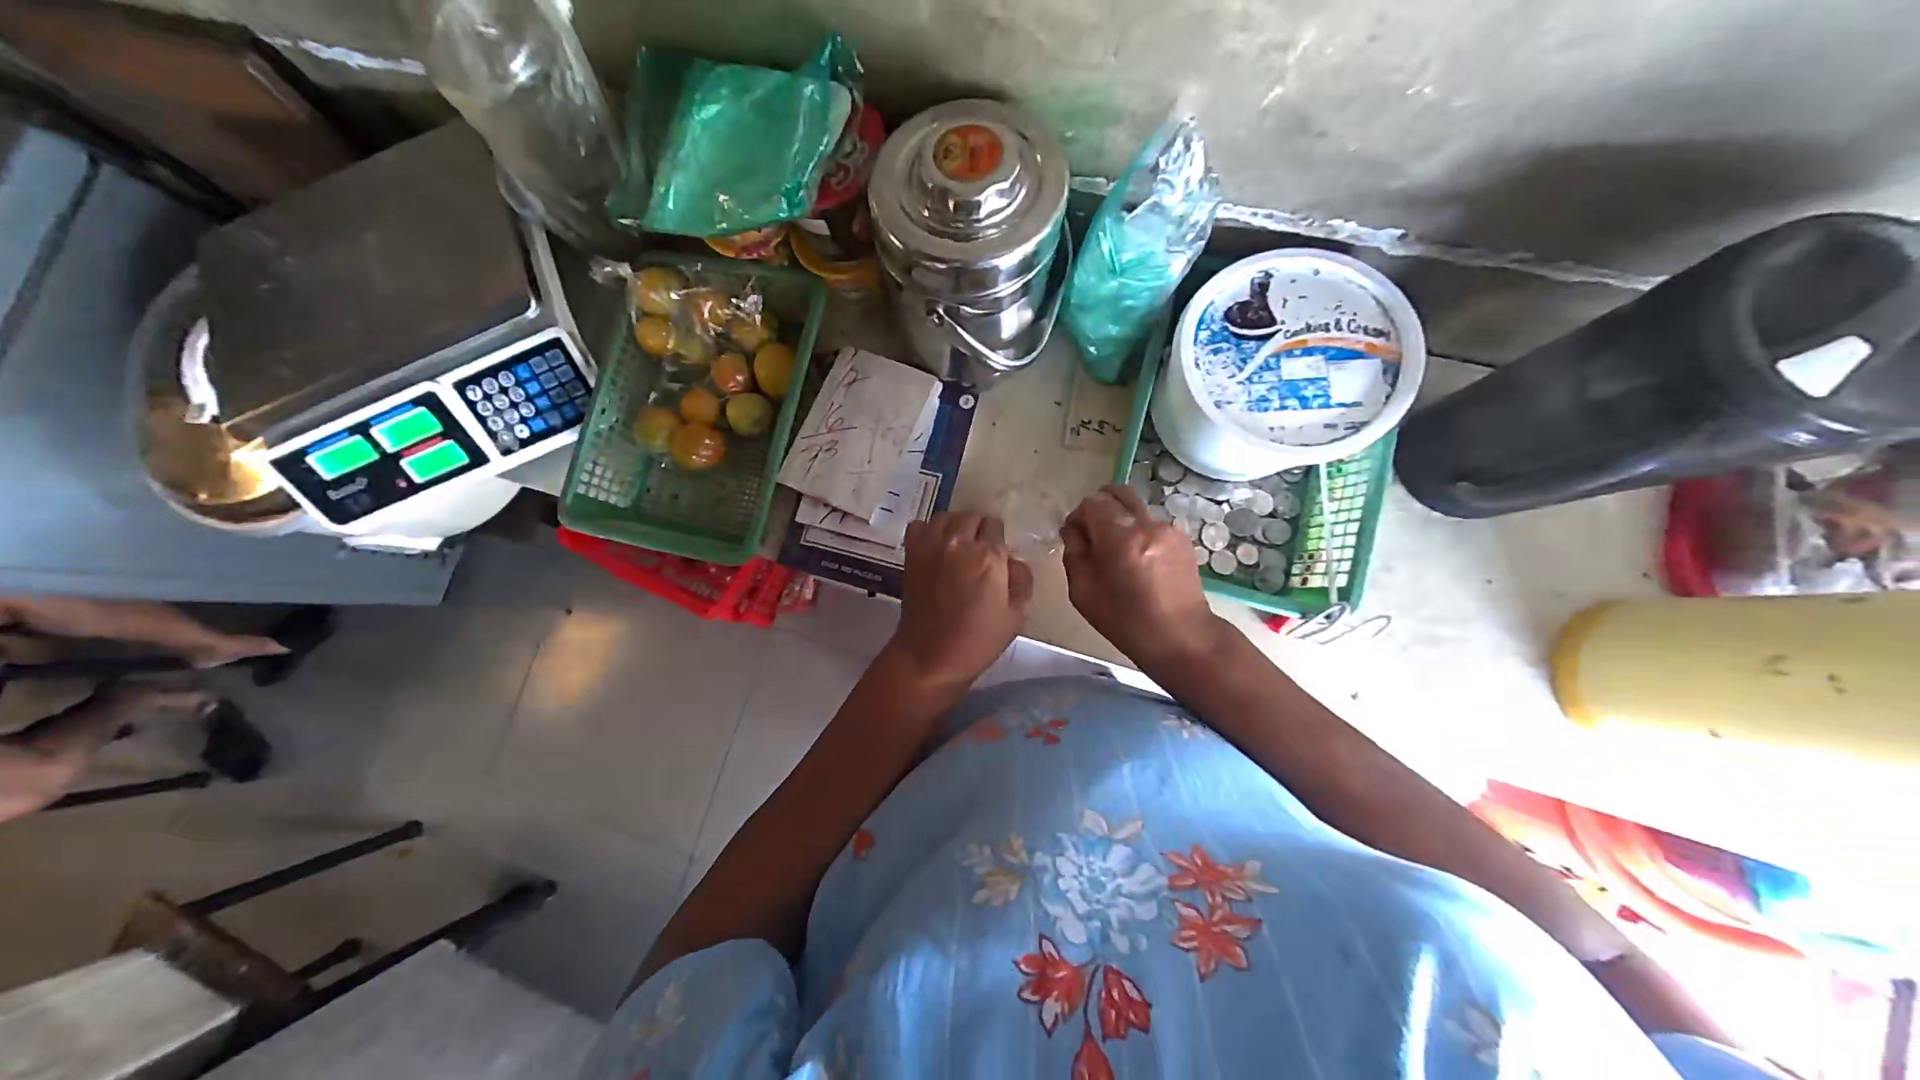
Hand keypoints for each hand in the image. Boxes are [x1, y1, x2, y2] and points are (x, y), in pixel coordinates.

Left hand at [886, 513, 1033, 692]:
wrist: (930, 655)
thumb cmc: (978, 640)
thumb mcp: (1017, 614)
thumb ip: (1022, 578)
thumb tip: (1013, 560)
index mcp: (989, 556)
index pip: (996, 528)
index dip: (998, 544)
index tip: (996, 561)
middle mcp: (959, 542)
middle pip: (973, 518)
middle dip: (979, 533)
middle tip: (979, 556)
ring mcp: (931, 545)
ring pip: (948, 517)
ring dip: (956, 528)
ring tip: (957, 549)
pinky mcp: (912, 553)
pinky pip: (921, 525)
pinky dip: (930, 532)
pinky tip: (936, 549)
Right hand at [1061, 485, 1224, 670]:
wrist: (1181, 636)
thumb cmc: (1126, 621)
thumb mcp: (1083, 591)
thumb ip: (1074, 552)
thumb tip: (1073, 530)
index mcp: (1119, 536)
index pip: (1093, 502)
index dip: (1079, 515)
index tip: (1075, 535)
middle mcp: (1147, 524)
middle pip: (1118, 493)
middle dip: (1100, 507)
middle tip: (1092, 533)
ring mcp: (1169, 529)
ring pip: (1136, 509)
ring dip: (1121, 521)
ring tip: (1118, 554)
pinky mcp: (1183, 539)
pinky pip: (1152, 524)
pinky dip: (1140, 534)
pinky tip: (1140, 563)